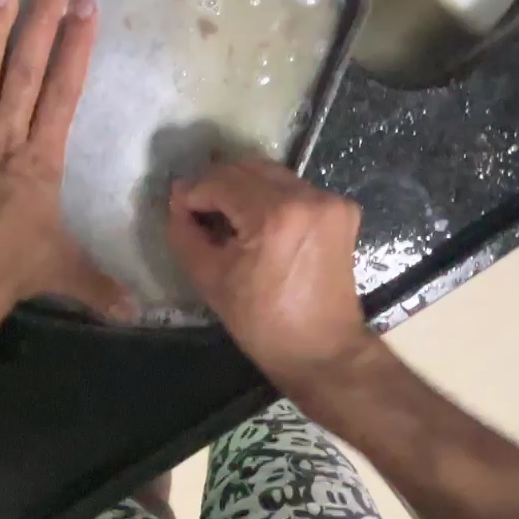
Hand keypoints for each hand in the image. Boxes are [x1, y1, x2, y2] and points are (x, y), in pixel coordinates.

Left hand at [0, 0, 129, 320]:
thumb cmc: (15, 271)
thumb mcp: (66, 273)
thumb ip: (102, 287)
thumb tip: (137, 315)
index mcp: (42, 160)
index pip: (63, 94)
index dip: (75, 49)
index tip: (85, 7)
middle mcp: (7, 142)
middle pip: (25, 73)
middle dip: (41, 22)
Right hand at [166, 158, 372, 385]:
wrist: (321, 350)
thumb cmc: (262, 323)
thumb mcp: (210, 279)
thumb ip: (185, 233)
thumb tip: (177, 202)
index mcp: (275, 215)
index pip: (221, 181)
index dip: (193, 192)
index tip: (178, 210)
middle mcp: (307, 197)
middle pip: (248, 168)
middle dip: (217, 185)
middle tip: (198, 211)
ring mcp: (329, 201)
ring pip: (271, 174)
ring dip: (243, 189)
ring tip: (226, 219)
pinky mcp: (341, 210)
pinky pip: (294, 189)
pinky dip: (270, 199)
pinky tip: (257, 226)